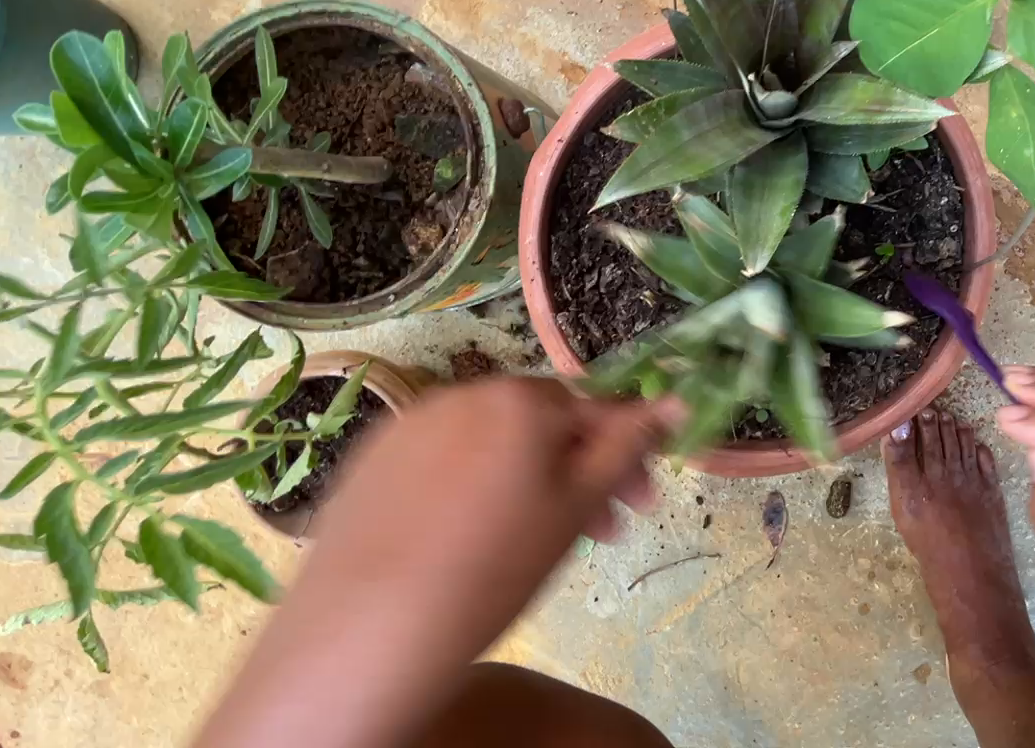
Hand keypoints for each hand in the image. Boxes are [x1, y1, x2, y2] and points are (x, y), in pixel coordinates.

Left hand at [193, 377, 682, 747]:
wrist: (357, 641)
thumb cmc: (491, 570)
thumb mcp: (576, 508)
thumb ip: (628, 446)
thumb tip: (676, 399)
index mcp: (522, 398)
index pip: (597, 409)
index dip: (629, 454)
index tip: (642, 500)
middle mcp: (466, 392)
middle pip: (545, 426)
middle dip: (581, 473)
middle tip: (602, 531)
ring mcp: (413, 423)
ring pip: (496, 444)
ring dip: (533, 480)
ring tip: (540, 542)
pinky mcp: (372, 459)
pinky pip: (445, 460)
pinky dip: (476, 486)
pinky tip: (473, 539)